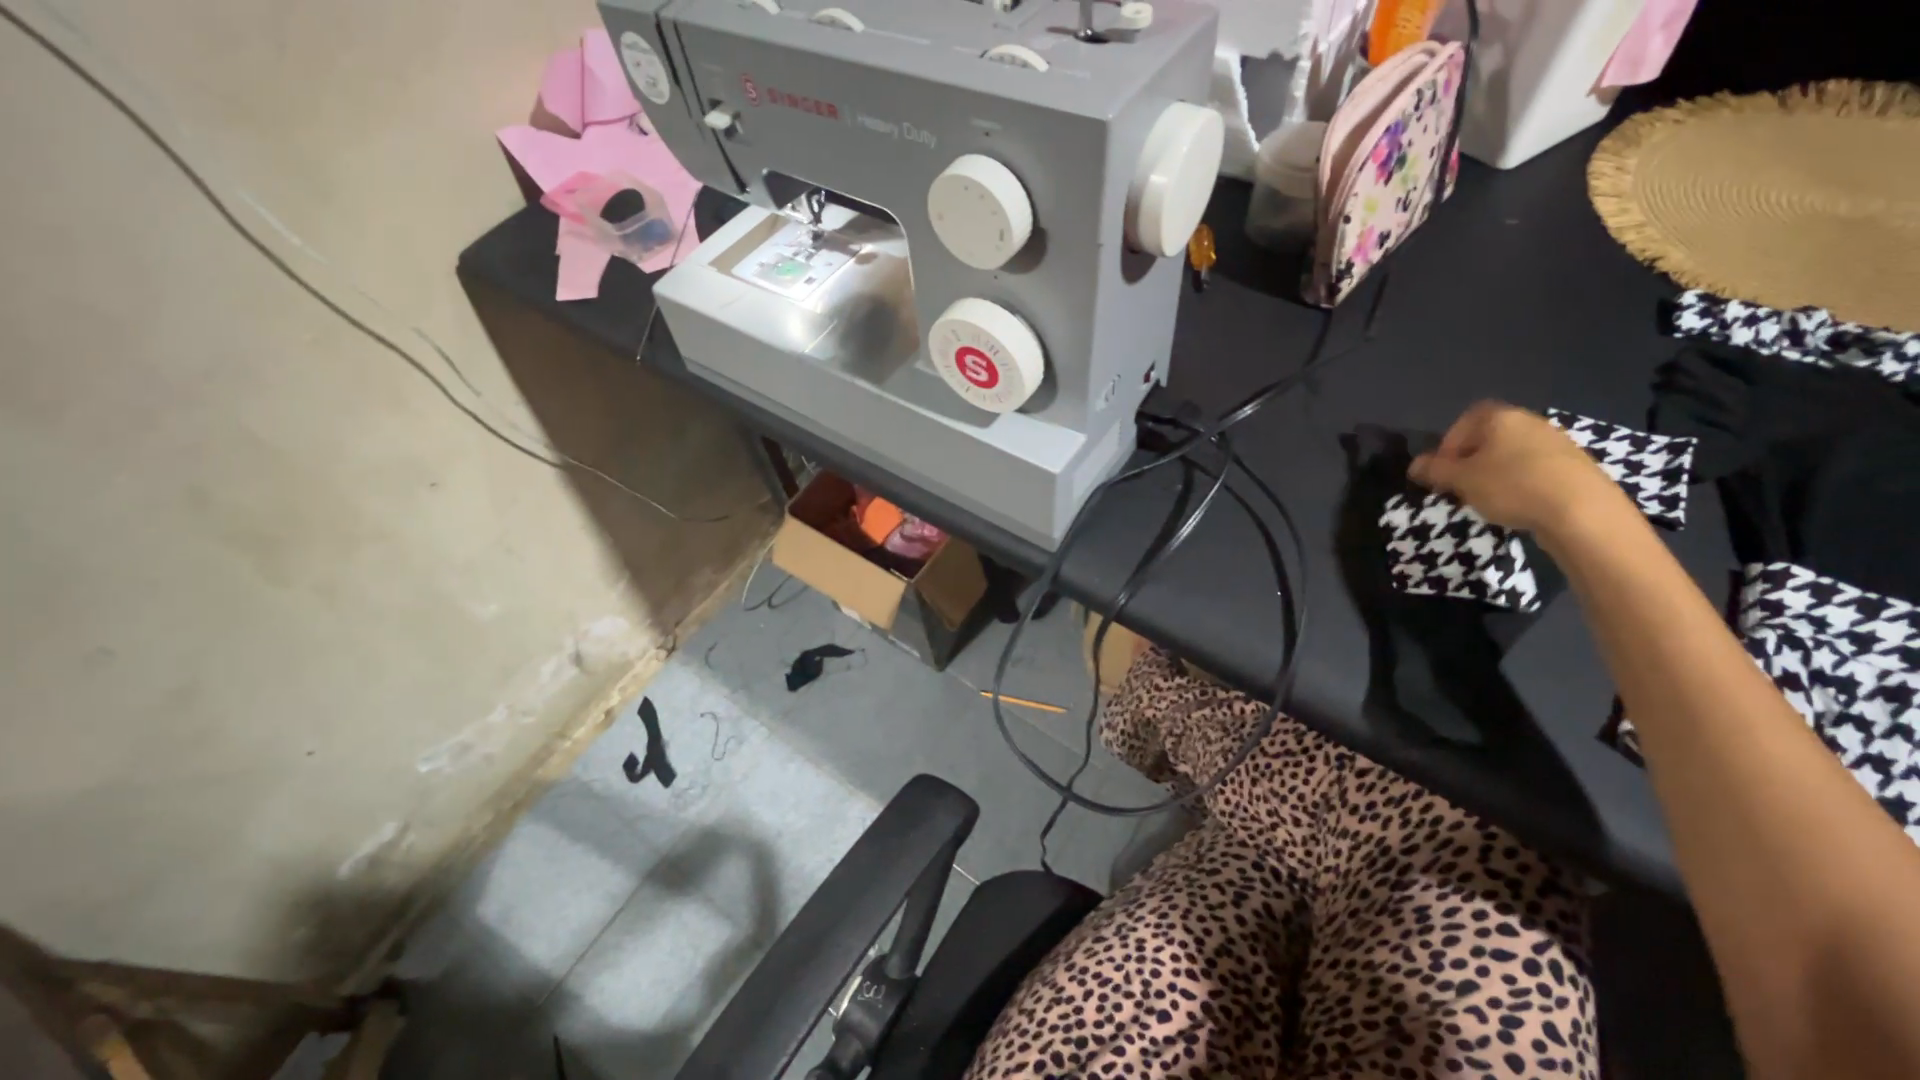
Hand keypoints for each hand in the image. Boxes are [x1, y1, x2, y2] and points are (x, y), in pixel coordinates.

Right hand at [1409, 402, 1631, 538]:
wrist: (1581, 509)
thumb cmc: (1511, 486)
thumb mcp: (1462, 480)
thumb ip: (1435, 470)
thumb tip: (1414, 464)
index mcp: (1500, 417)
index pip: (1465, 420)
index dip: (1449, 444)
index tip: (1443, 470)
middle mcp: (1529, 421)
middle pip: (1490, 436)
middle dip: (1472, 460)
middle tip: (1462, 486)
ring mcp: (1556, 442)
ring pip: (1513, 453)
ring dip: (1496, 472)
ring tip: (1490, 498)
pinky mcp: (1574, 464)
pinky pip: (1536, 467)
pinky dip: (1522, 481)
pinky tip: (1520, 503)